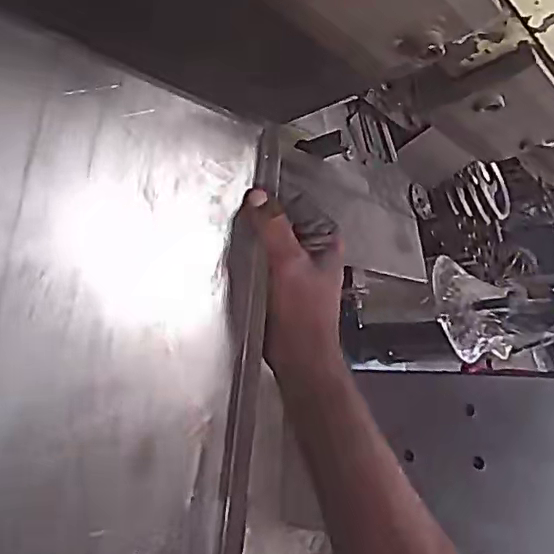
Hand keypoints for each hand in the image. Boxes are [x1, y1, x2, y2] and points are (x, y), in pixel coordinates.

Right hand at [241, 187, 344, 376]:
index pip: (295, 201)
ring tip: (228, 228)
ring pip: (269, 238)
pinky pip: (261, 256)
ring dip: (251, 235)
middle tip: (231, 210)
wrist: (299, 359)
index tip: (244, 194)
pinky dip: (248, 253)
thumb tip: (257, 195)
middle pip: (280, 219)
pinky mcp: (278, 280)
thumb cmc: (302, 314)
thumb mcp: (288, 263)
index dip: (270, 197)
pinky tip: (232, 251)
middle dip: (258, 217)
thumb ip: (274, 227)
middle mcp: (312, 246)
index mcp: (325, 236)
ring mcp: (295, 263)